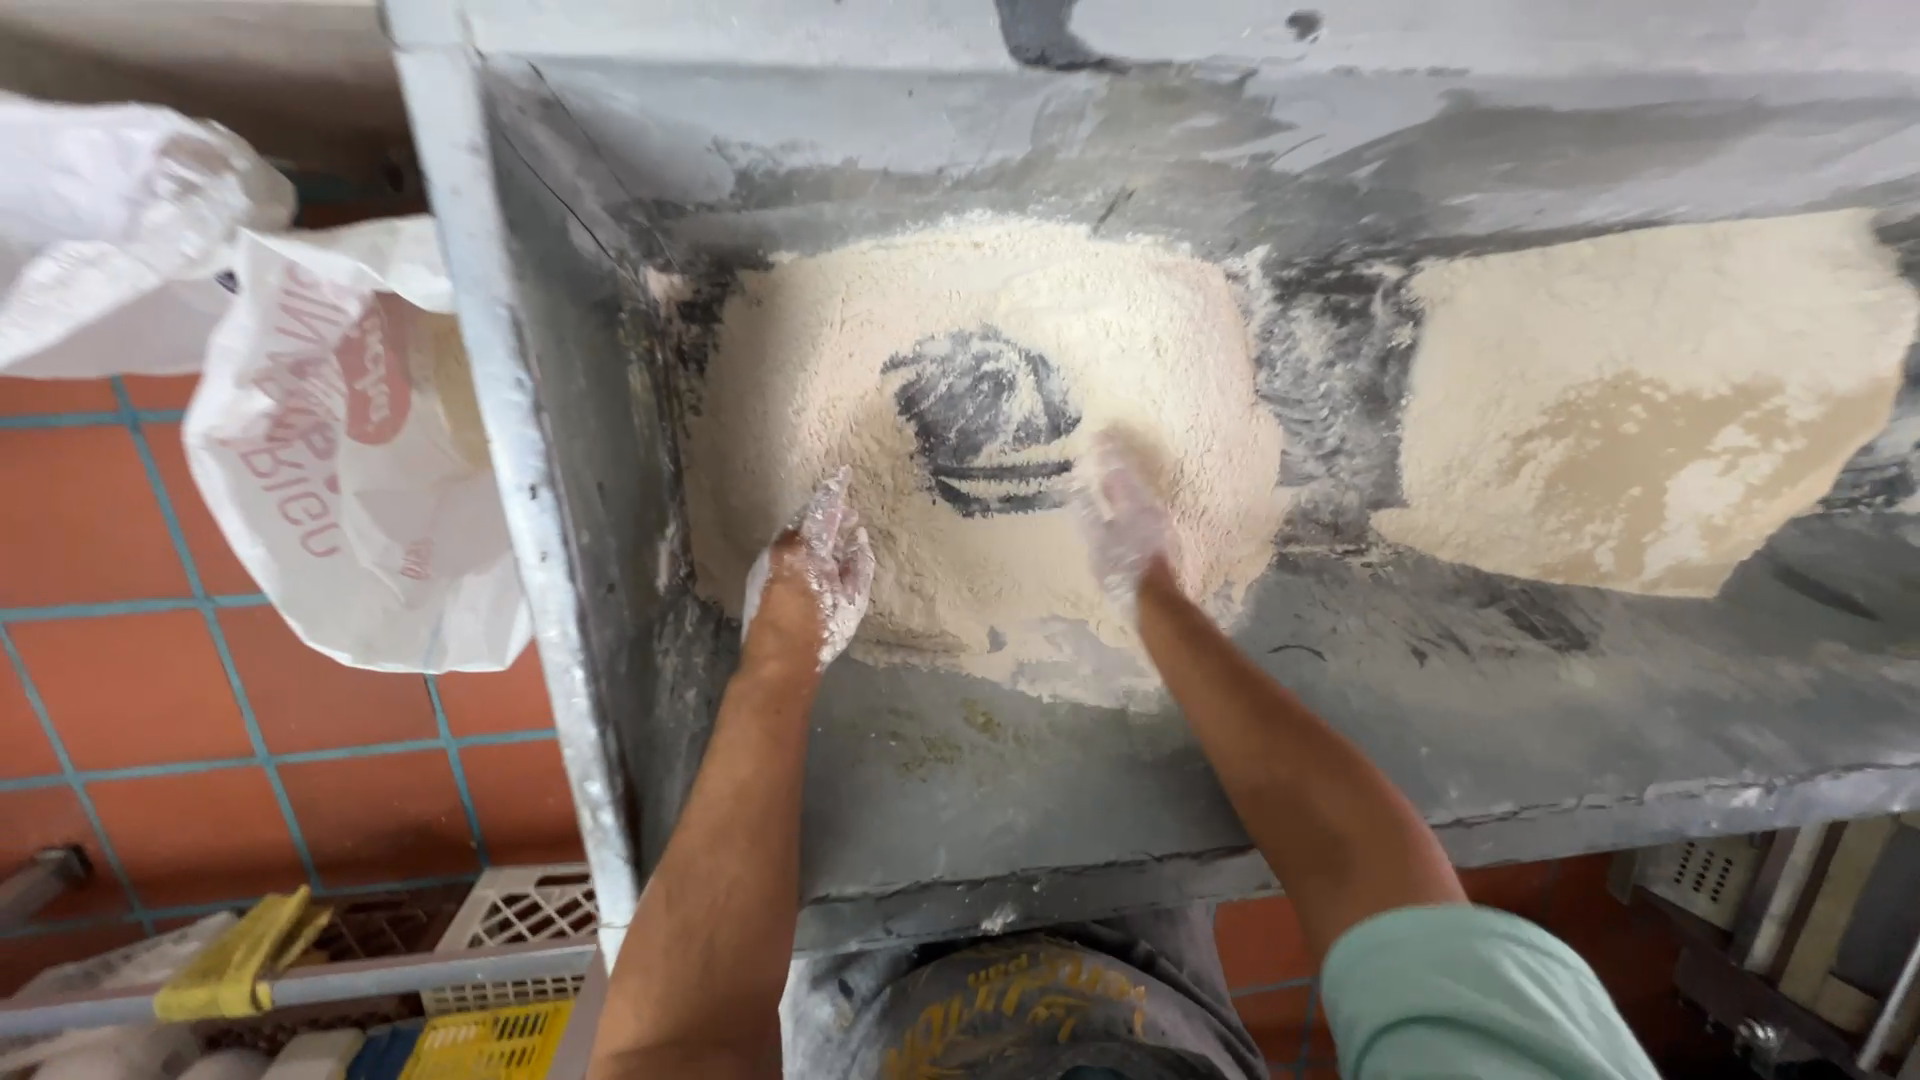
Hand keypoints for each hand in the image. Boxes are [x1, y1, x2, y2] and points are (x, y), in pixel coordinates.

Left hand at [741, 466, 875, 670]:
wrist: (776, 664)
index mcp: (807, 549)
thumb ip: (859, 564)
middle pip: (806, 519)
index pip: (824, 508)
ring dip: (814, 532)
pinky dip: (802, 546)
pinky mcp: (759, 576)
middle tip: (848, 517)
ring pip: (793, 535)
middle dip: (827, 513)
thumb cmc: (820, 632)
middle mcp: (782, 549)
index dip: (836, 489)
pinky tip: (815, 560)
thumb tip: (858, 538)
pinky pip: (785, 550)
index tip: (845, 473)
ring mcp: (766, 562)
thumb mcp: (852, 600)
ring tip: (835, 540)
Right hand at [1073, 430, 1179, 616]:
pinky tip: (1120, 505)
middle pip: (1130, 479)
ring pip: (1136, 493)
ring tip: (1109, 473)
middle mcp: (1148, 508)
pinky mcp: (1157, 538)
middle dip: (1115, 463)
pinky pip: (1139, 507)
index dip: (1107, 452)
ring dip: (1122, 481)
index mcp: (1133, 504)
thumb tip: (1075, 484)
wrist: (1155, 600)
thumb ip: (1087, 511)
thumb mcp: (1098, 541)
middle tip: (1103, 447)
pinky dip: (1126, 498)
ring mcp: (1156, 523)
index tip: (1099, 435)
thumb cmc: (1123, 569)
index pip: (1117, 469)